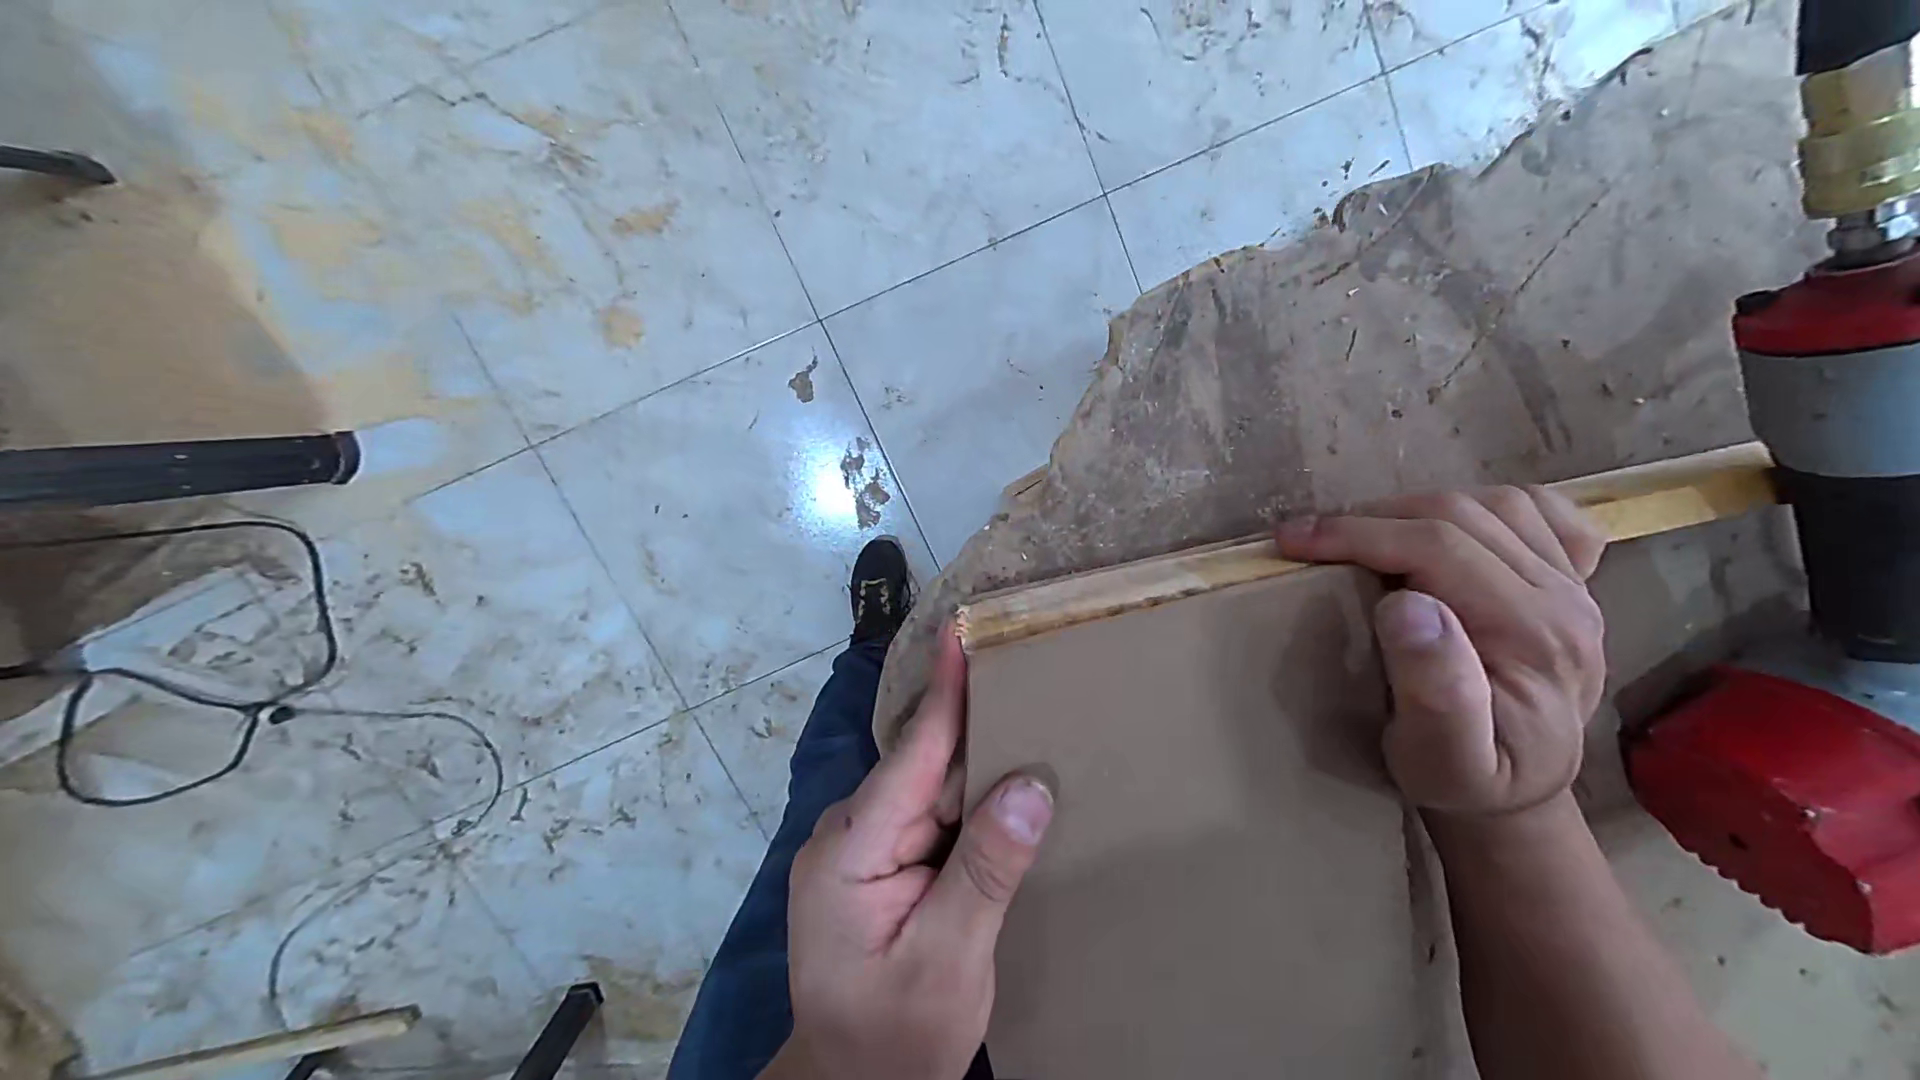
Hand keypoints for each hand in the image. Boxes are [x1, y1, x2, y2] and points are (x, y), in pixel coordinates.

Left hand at [767, 631, 1056, 1079]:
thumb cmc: (894, 1038)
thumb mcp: (948, 962)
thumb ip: (986, 871)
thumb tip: (1030, 786)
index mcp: (850, 847)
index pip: (911, 754)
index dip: (944, 692)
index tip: (960, 632)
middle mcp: (851, 831)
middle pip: (925, 764)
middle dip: (974, 721)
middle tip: (1023, 670)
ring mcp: (864, 845)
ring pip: (932, 786)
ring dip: (977, 759)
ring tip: (1028, 714)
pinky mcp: (881, 860)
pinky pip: (932, 812)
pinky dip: (968, 797)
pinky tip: (1004, 778)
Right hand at [1276, 486, 1607, 817]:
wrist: (1515, 788)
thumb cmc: (1464, 778)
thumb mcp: (1442, 759)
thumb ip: (1436, 692)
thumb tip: (1406, 605)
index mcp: (1536, 634)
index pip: (1439, 548)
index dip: (1358, 534)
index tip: (1292, 540)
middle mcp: (1566, 599)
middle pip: (1461, 516)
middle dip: (1369, 517)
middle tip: (1305, 538)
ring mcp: (1575, 585)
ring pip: (1492, 504)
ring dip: (1413, 507)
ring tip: (1359, 535)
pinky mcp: (1571, 581)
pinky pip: (1542, 513)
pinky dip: (1488, 506)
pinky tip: (1452, 527)